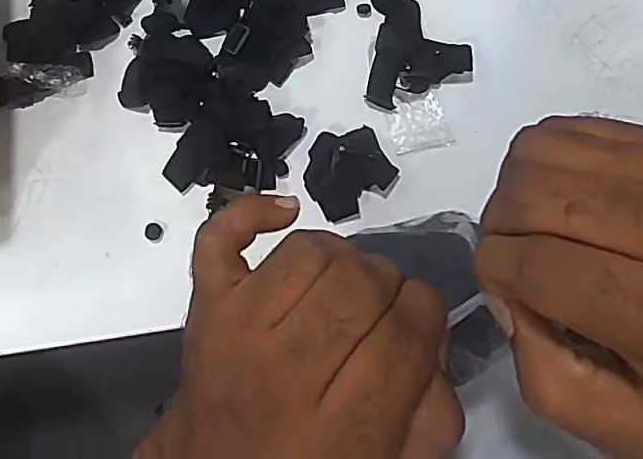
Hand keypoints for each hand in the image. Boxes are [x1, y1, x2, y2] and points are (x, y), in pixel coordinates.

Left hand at [137, 195, 463, 458]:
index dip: (425, 311)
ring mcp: (239, 328)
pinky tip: (284, 212)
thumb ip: (428, 413)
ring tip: (343, 278)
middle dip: (387, 283)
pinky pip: (223, 235)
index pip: (404, 337)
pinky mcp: (208, 302)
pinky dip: (252, 211)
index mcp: (339, 431)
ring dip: (340, 254)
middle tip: (384, 301)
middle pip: (359, 285)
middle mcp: (285, 373)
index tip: (423, 312)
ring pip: (309, 250)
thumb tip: (434, 338)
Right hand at [475, 117, 642, 458]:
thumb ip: (550, 379)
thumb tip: (507, 301)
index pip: (534, 265)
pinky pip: (565, 128)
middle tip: (515, 259)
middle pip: (527, 196)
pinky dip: (545, 160)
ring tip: (540, 225)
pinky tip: (568, 197)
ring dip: (515, 189)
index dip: (497, 277)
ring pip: (536, 151)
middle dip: (497, 229)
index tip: (509, 296)